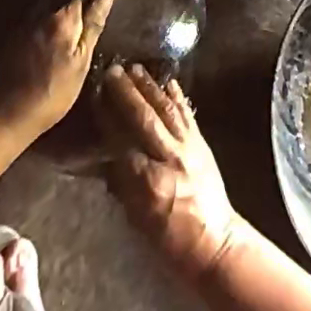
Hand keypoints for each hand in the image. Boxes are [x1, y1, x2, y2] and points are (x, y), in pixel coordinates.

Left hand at [0, 0, 112, 139]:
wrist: (9, 114)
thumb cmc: (54, 92)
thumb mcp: (81, 62)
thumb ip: (92, 27)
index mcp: (62, 18)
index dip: (92, 8)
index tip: (96, 25)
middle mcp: (41, 14)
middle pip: (63, 4)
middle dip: (74, 16)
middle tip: (82, 40)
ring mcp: (23, 26)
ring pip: (48, 16)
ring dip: (57, 25)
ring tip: (65, 47)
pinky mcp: (11, 40)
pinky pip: (34, 28)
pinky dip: (43, 35)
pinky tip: (46, 54)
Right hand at [99, 64, 240, 277]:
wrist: (214, 242)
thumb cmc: (170, 238)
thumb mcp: (137, 218)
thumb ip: (122, 184)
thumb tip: (107, 156)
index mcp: (150, 182)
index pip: (123, 143)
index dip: (108, 119)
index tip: (96, 97)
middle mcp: (171, 158)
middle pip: (145, 119)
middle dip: (128, 93)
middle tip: (113, 71)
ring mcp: (189, 148)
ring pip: (167, 110)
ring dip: (150, 87)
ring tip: (136, 68)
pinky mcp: (202, 143)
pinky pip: (187, 115)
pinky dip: (177, 97)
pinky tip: (169, 81)